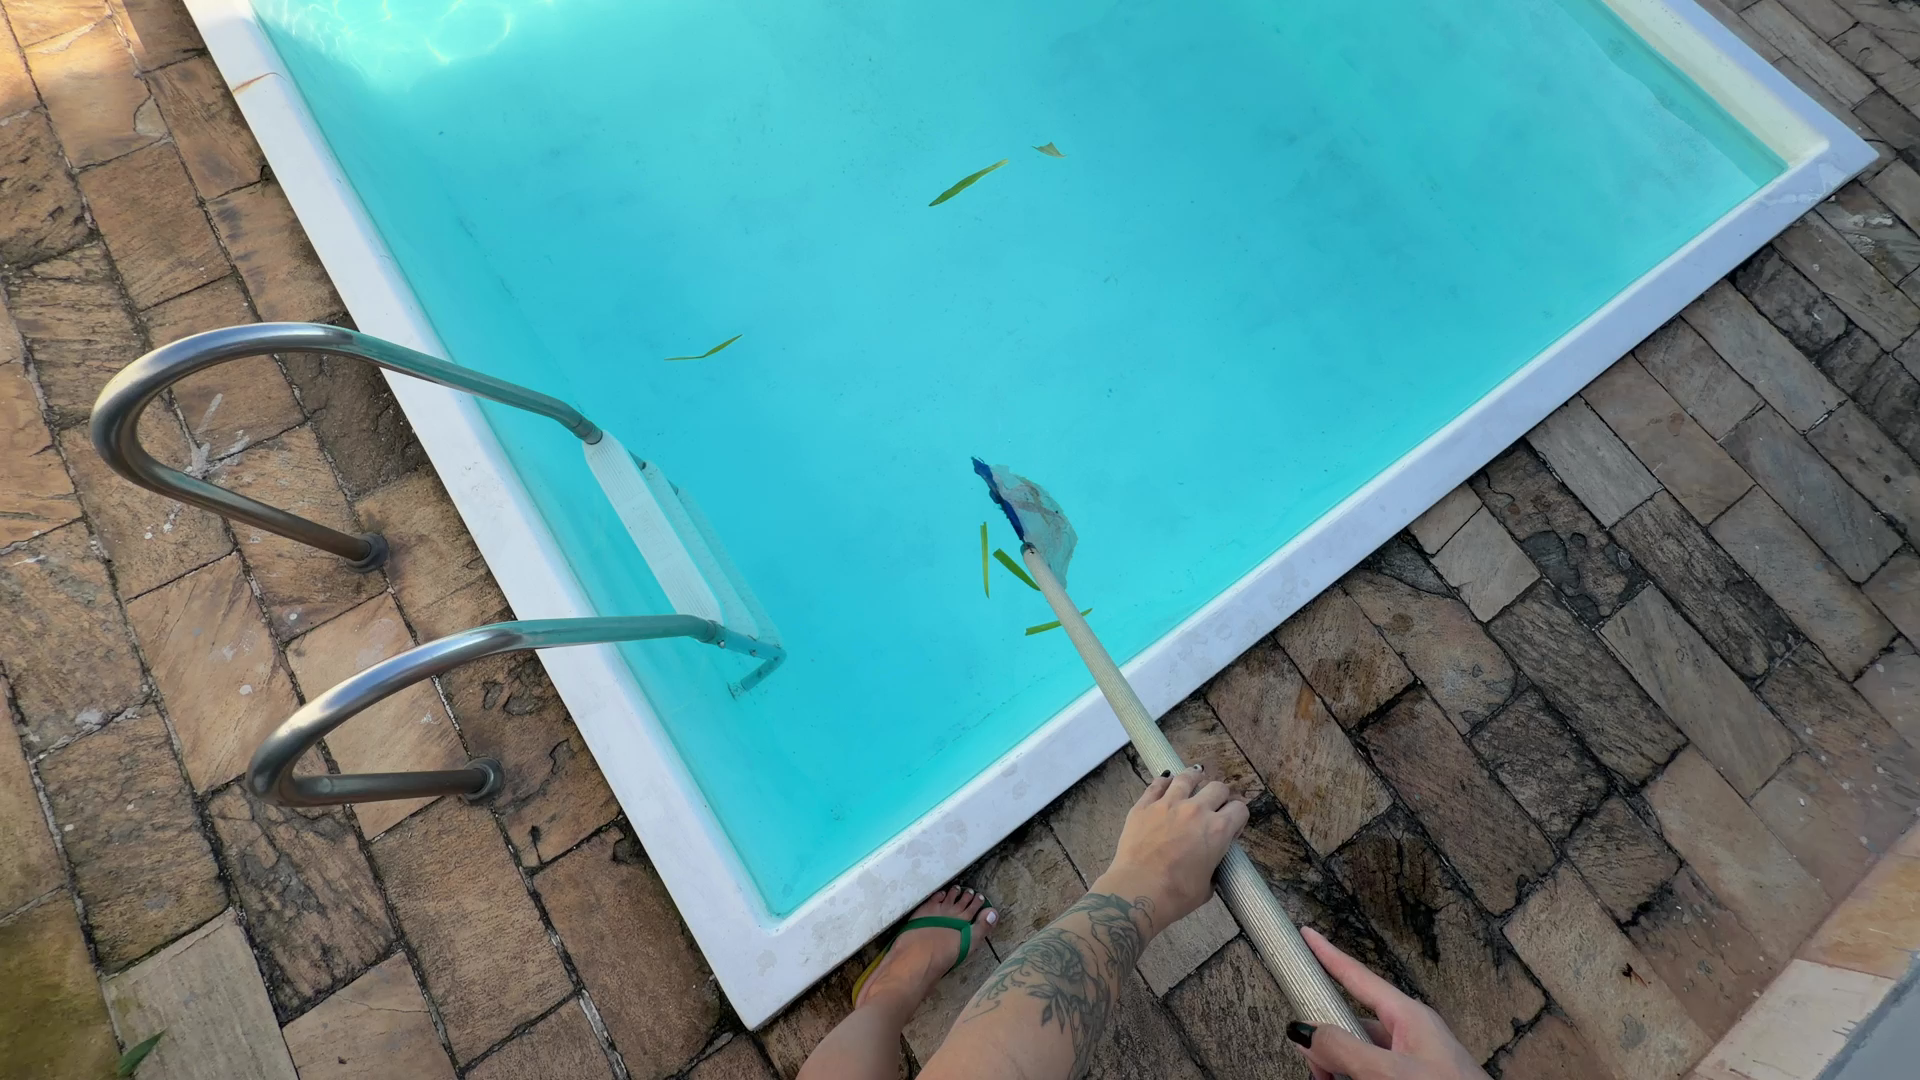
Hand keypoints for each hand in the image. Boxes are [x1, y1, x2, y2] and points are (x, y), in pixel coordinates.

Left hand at [1093, 765, 1247, 929]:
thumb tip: (1208, 860)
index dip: (1238, 815)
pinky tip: (1166, 779)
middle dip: (1221, 794)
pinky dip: (1164, 781)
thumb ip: (1212, 865)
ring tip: (1196, 774)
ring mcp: (1168, 803)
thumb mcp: (1208, 885)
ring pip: (1187, 778)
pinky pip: (1157, 784)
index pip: (1239, 809)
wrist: (1139, 888)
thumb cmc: (1177, 894)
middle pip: (1217, 788)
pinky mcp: (1145, 804)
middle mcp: (1196, 810)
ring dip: (1194, 776)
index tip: (1233, 821)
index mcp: (1217, 830)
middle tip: (1217, 800)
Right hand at [1289, 927, 1489, 1079]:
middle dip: (1328, 1043)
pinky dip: (1359, 1077)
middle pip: (1353, 1024)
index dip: (1327, 953)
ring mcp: (1418, 1062)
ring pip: (1363, 1055)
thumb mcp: (1389, 1073)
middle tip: (1316, 1071)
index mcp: (1409, 1016)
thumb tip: (1303, 1032)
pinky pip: (1378, 1073)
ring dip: (1342, 1069)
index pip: (1356, 975)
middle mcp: (1412, 1034)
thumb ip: (1343, 1049)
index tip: (1305, 932)